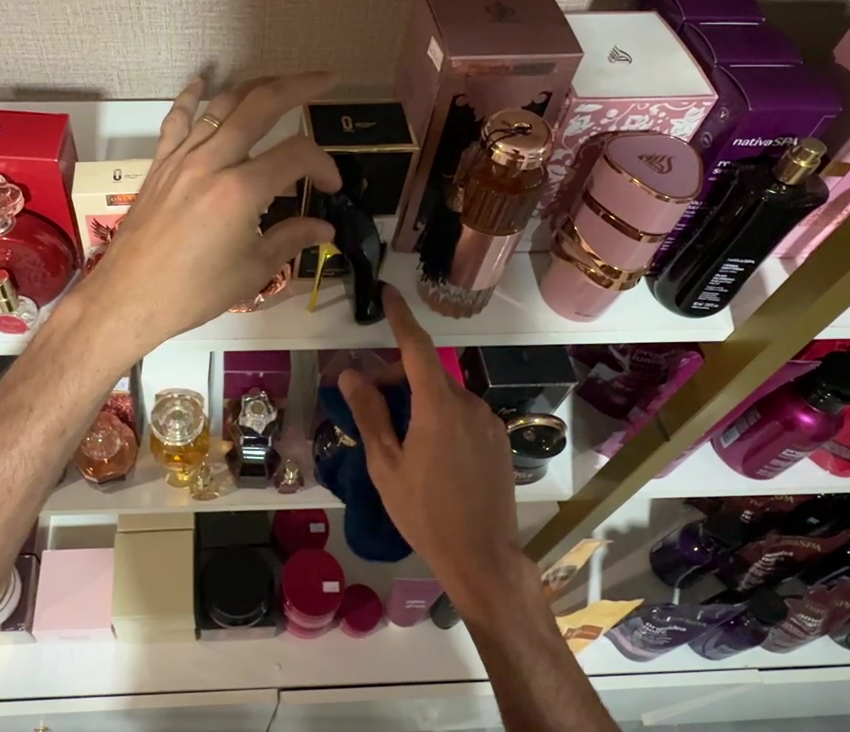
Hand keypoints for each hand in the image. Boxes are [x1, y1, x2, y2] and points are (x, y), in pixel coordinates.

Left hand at [66, 74, 341, 359]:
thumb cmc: (193, 292)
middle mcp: (212, 162)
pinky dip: (192, 97)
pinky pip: (177, 119)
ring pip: (222, 104)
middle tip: (327, 81)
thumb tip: (324, 229)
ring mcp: (182, 158)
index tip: (331, 186)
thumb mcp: (252, 271)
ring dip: (256, 86)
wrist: (128, 298)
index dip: (323, 164)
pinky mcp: (160, 164)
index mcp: (240, 191)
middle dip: (299, 87)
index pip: (297, 155)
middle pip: (261, 105)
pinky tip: (203, 82)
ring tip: (281, 82)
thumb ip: (291, 239)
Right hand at [340, 285, 527, 606]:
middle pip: (425, 374)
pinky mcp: (499, 439)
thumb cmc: (425, 513)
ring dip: (417, 401)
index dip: (399, 316)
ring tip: (398, 440)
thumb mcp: (385, 465)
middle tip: (368, 409)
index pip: (416, 346)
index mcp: (438, 405)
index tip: (386, 291)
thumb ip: (368, 413)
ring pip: (443, 395)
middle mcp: (468, 403)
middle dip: (394, 380)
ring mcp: (488, 421)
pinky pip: (462, 414)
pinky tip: (429, 454)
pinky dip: (439, 417)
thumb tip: (350, 373)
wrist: (483, 557)